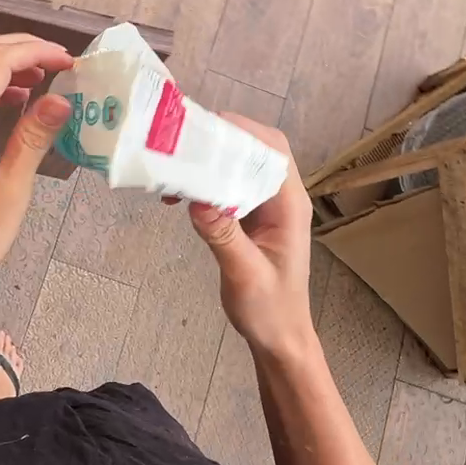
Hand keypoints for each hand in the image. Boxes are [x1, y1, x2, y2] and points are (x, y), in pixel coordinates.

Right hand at [186, 115, 314, 357]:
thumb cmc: (269, 309)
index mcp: (290, 206)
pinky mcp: (250, 217)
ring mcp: (266, 206)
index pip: (272, 152)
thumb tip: (197, 200)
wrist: (279, 337)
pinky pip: (229, 186)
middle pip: (256, 149)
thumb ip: (223, 236)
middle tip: (181, 142)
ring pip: (240, 165)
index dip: (243, 131)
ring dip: (210, 161)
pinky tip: (181, 195)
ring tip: (175, 167)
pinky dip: (206, 183)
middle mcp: (281, 198)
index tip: (205, 127)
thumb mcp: (244, 274)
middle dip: (221, 139)